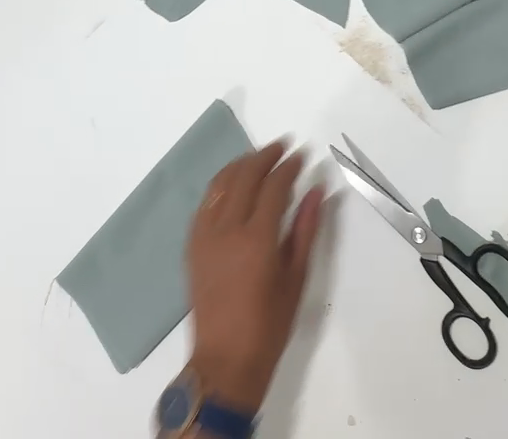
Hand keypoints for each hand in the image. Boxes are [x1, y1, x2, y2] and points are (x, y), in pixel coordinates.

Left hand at [185, 142, 324, 413]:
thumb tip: (316, 190)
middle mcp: (227, 230)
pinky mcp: (192, 246)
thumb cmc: (269, 323)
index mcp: (257, 239)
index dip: (289, 166)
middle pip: (245, 176)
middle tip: (283, 147)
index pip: (274, 186)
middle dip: (265, 156)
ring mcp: (204, 236)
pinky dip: (221, 185)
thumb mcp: (297, 277)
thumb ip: (306, 229)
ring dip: (241, 165)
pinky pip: (205, 203)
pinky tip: (234, 184)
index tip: (302, 155)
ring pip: (220, 184)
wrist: (225, 360)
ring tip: (259, 158)